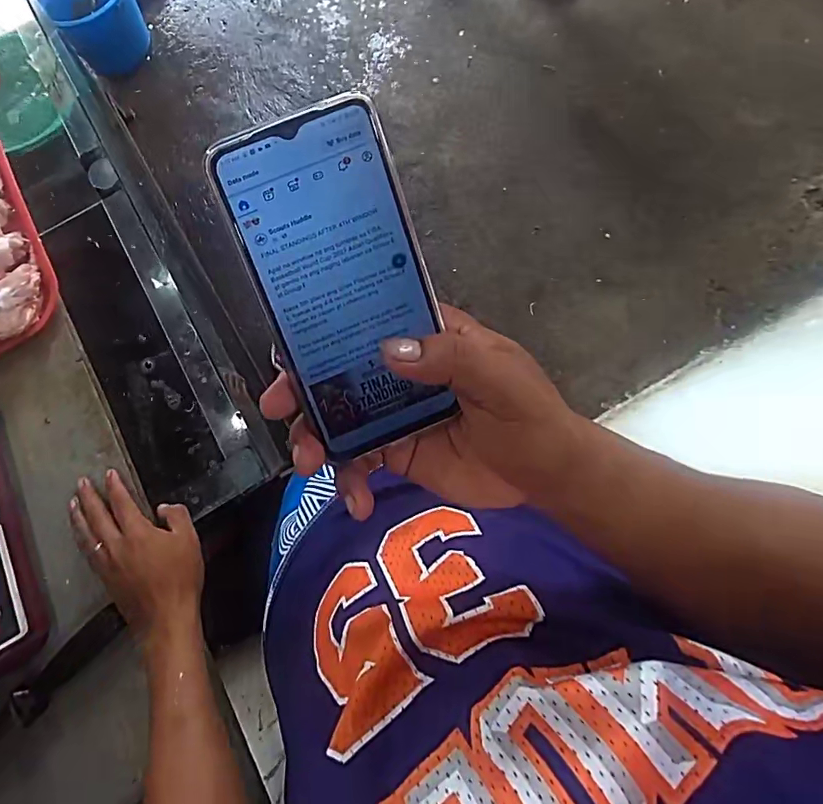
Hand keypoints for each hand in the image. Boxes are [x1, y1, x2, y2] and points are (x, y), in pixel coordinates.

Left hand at [70, 469, 203, 645]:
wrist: (166, 616)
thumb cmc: (180, 577)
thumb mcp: (189, 539)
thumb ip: (177, 517)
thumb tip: (164, 509)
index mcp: (137, 533)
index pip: (122, 503)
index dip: (115, 487)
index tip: (109, 474)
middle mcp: (117, 546)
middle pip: (97, 517)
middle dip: (89, 498)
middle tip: (81, 484)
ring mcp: (108, 564)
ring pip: (87, 536)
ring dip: (79, 518)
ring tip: (72, 505)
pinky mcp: (105, 579)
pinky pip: (88, 552)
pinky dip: (82, 539)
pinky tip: (82, 537)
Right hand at [259, 304, 584, 518]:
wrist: (544, 475)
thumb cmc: (528, 413)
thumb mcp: (498, 376)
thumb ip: (450, 358)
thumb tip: (389, 349)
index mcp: (431, 336)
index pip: (374, 319)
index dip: (330, 327)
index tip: (293, 345)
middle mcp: (407, 368)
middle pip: (344, 368)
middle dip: (305, 386)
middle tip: (278, 407)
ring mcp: (398, 411)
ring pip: (342, 416)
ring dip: (317, 437)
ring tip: (309, 463)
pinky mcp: (399, 451)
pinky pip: (360, 460)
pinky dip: (349, 480)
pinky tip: (356, 502)